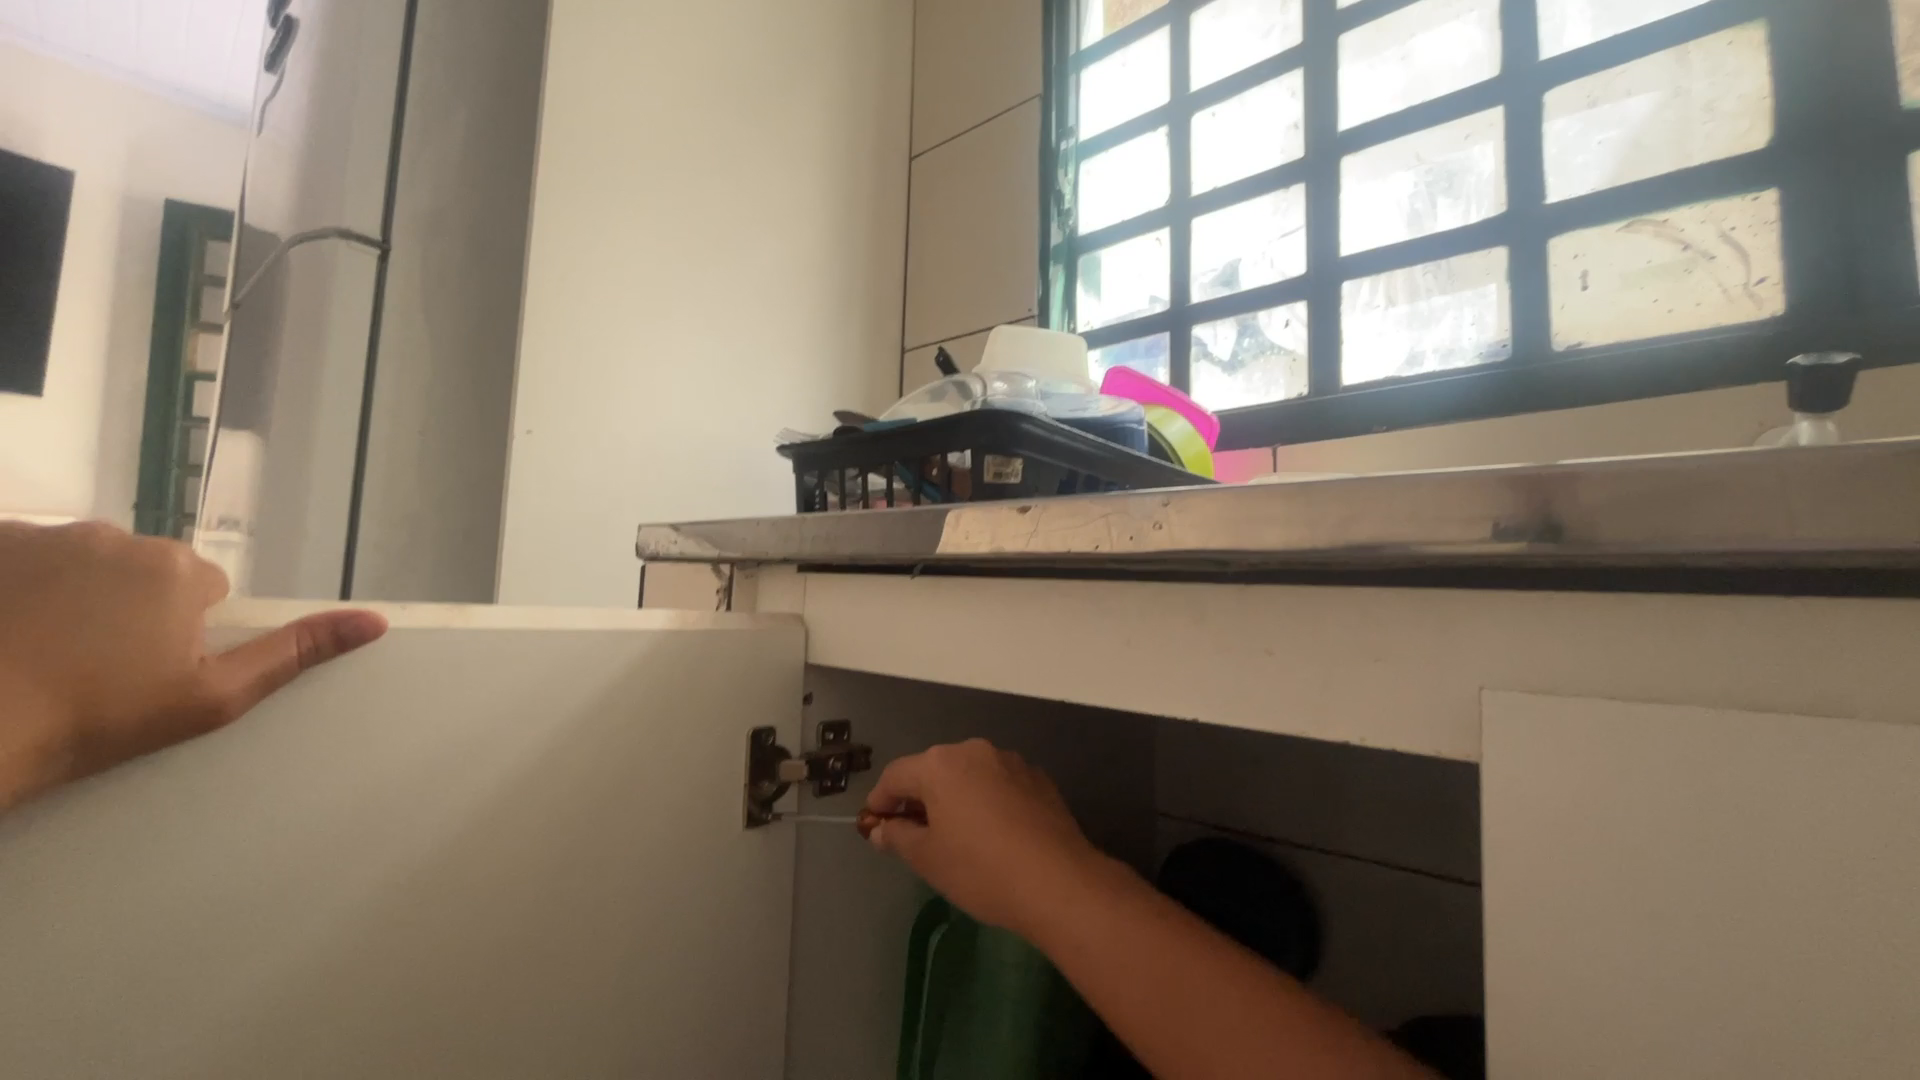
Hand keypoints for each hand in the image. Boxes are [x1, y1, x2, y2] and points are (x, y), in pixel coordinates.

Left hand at [0, 522, 387, 811]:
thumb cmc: (95, 718)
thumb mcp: (214, 696)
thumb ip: (296, 651)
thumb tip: (374, 621)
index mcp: (177, 568)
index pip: (202, 588)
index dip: (181, 631)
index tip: (145, 669)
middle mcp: (113, 537)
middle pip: (141, 569)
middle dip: (127, 606)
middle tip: (93, 666)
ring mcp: (35, 537)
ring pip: (79, 562)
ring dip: (69, 594)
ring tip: (37, 650)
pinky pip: (17, 557)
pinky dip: (14, 585)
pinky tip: (6, 629)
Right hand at [863, 739, 1119, 938]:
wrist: (1058, 881)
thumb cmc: (981, 870)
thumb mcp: (928, 859)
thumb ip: (899, 837)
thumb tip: (882, 829)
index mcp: (940, 764)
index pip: (896, 775)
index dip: (881, 800)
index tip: (876, 825)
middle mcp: (974, 751)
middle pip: (934, 769)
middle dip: (919, 797)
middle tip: (913, 833)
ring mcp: (1010, 761)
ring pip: (969, 775)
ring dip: (955, 797)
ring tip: (955, 835)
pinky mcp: (1038, 778)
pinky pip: (999, 784)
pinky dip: (987, 801)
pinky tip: (993, 834)